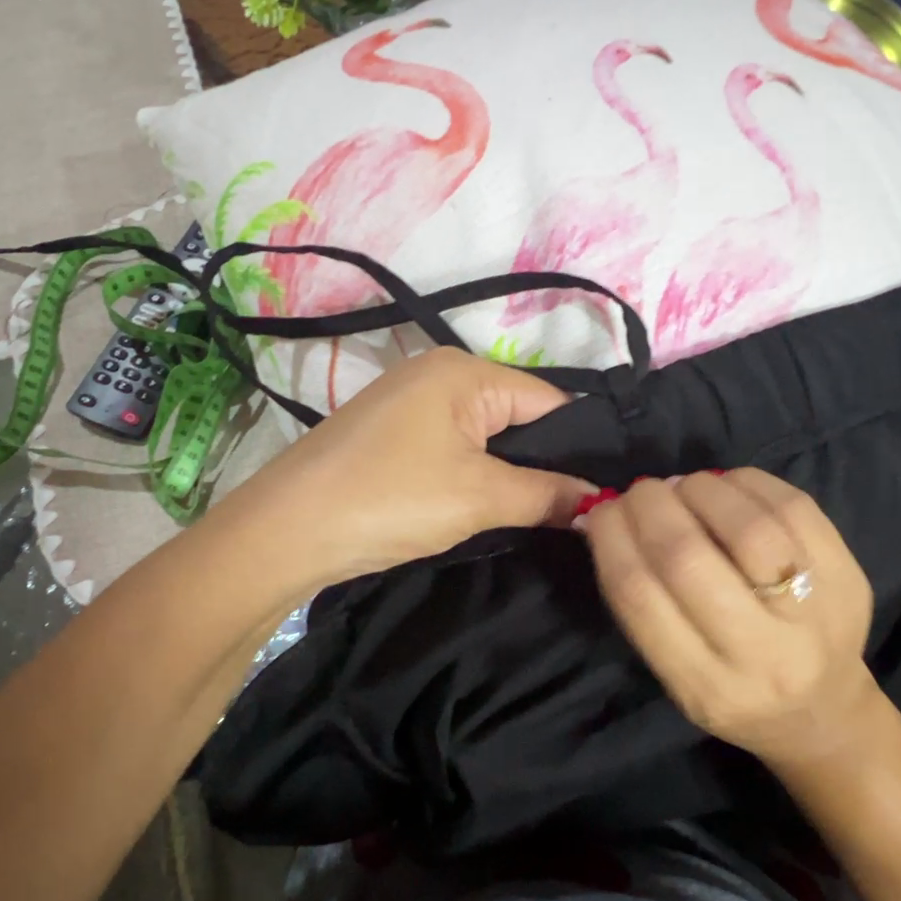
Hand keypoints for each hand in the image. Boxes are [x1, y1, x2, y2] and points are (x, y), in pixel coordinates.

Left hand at [219, 348, 594, 587]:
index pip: (551, 402)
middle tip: (586, 510)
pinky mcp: (393, 434)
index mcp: (465, 370)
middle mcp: (439, 373)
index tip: (612, 493)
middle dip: (548, 461)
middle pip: (519, 415)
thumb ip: (547, 495)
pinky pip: (456, 447)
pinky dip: (479, 474)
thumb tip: (599, 503)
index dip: (584, 448)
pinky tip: (496, 506)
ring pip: (487, 435)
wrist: (288, 530)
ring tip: (550, 513)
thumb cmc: (391, 500)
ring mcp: (411, 402)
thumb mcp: (480, 497)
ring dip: (514, 472)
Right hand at [581, 469, 879, 767]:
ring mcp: (814, 614)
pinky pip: (794, 507)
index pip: (640, 596)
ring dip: (701, 489)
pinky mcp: (849, 577)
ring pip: (748, 527)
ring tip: (684, 487)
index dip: (612, 539)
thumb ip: (641, 601)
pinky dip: (746, 483)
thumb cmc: (732, 691)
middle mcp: (762, 654)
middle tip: (639, 491)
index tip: (600, 512)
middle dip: (651, 508)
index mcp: (704, 685)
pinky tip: (725, 485)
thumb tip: (607, 516)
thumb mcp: (674, 673)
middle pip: (688, 557)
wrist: (822, 712)